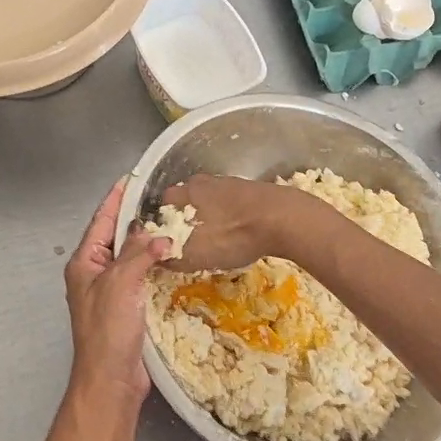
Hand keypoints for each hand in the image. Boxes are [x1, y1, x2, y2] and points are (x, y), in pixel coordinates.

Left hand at [63, 178, 169, 403]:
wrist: (110, 379)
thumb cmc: (107, 330)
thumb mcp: (120, 284)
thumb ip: (139, 254)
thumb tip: (160, 235)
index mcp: (84, 263)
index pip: (101, 221)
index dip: (116, 199)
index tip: (130, 179)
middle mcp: (94, 273)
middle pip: (116, 237)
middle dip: (136, 218)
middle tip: (159, 199)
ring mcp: (110, 291)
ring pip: (130, 257)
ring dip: (148, 242)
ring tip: (170, 223)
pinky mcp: (126, 308)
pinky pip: (141, 277)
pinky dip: (155, 265)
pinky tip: (172, 259)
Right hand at [158, 174, 321, 272]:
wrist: (281, 219)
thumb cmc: (230, 236)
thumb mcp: (192, 256)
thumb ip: (169, 257)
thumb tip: (158, 258)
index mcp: (181, 193)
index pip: (161, 208)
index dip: (163, 228)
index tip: (170, 245)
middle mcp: (200, 181)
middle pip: (186, 203)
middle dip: (187, 222)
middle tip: (194, 246)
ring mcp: (228, 182)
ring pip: (210, 203)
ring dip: (211, 220)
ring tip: (220, 242)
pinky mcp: (250, 189)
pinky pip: (232, 205)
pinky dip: (232, 218)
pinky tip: (241, 234)